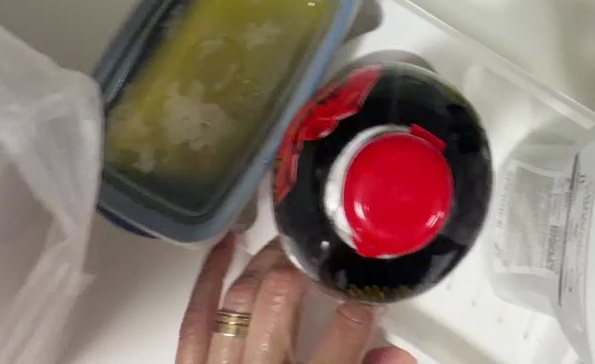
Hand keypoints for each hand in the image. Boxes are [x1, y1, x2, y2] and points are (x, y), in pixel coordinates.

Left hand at [177, 237, 414, 363]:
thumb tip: (399, 354)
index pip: (345, 331)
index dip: (363, 302)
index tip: (371, 289)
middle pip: (279, 299)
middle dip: (305, 265)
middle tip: (324, 253)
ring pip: (239, 299)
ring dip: (265, 262)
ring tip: (287, 243)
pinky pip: (195, 319)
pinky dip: (209, 278)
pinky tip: (228, 244)